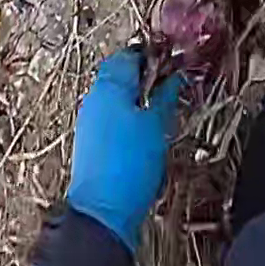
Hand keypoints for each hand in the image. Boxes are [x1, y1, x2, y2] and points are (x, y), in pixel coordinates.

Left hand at [66, 48, 184, 251]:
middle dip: (144, 73)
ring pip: (116, 91)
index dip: (154, 55)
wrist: (102, 212)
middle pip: (121, 70)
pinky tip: (142, 125)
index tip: (171, 62)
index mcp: (111, 84)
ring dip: (135, 92)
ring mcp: (90, 117)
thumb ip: (166, 94)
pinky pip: (109, 110)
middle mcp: (96, 96)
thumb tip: (174, 77)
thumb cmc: (128, 165)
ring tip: (157, 104)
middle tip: (167, 81)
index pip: (132, 53)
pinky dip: (125, 109)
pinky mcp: (89, 137)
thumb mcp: (157, 123)